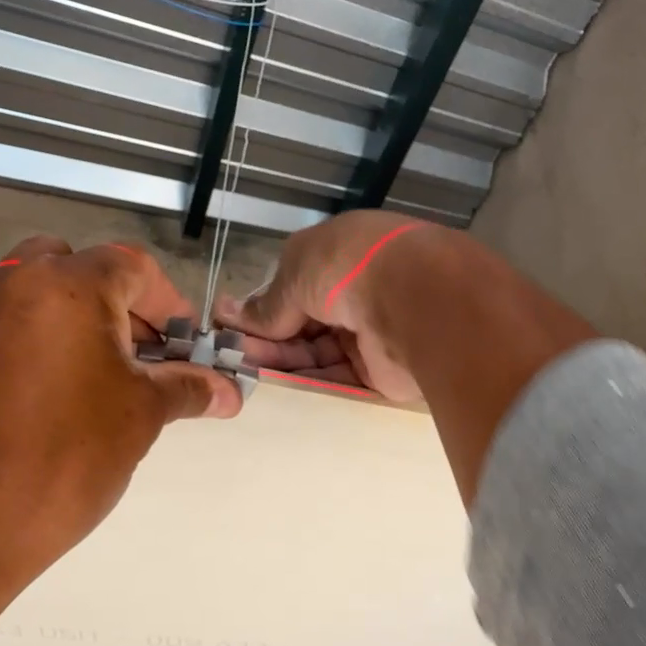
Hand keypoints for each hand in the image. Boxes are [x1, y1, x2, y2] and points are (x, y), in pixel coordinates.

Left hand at [0, 236, 242, 589]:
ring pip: (25, 293)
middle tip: (133, 357)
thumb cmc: (66, 459)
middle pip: (74, 267)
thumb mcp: (141, 417)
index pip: (133, 266)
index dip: (168, 303)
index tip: (181, 346)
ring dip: (63, 319)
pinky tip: (33, 400)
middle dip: (112, 304)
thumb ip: (186, 388)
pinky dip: (20, 344)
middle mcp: (7, 281)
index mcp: (67, 285)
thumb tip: (227, 391)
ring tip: (83, 377)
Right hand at [216, 211, 430, 400]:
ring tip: (242, 373)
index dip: (266, 304)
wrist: (415, 300)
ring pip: (319, 351)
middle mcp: (360, 291)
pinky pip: (336, 379)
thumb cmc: (348, 268)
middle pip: (306, 321)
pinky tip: (273, 391)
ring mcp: (372, 332)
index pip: (298, 283)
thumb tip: (232, 314)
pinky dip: (306, 383)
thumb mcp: (296, 272)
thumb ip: (269, 302)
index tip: (232, 324)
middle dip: (268, 336)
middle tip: (230, 355)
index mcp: (344, 254)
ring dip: (282, 361)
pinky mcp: (380, 371)